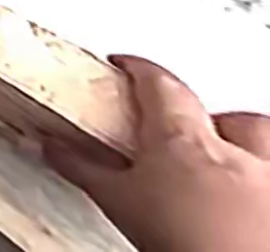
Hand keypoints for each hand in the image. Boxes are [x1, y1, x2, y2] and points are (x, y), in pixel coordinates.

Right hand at [38, 55, 269, 251]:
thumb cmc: (191, 242)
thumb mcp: (116, 199)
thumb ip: (81, 165)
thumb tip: (52, 146)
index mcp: (185, 142)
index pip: (162, 85)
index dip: (140, 70)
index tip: (127, 66)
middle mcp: (244, 161)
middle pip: (242, 120)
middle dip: (219, 119)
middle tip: (194, 126)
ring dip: (252, 155)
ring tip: (230, 167)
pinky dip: (263, 190)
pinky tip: (249, 205)